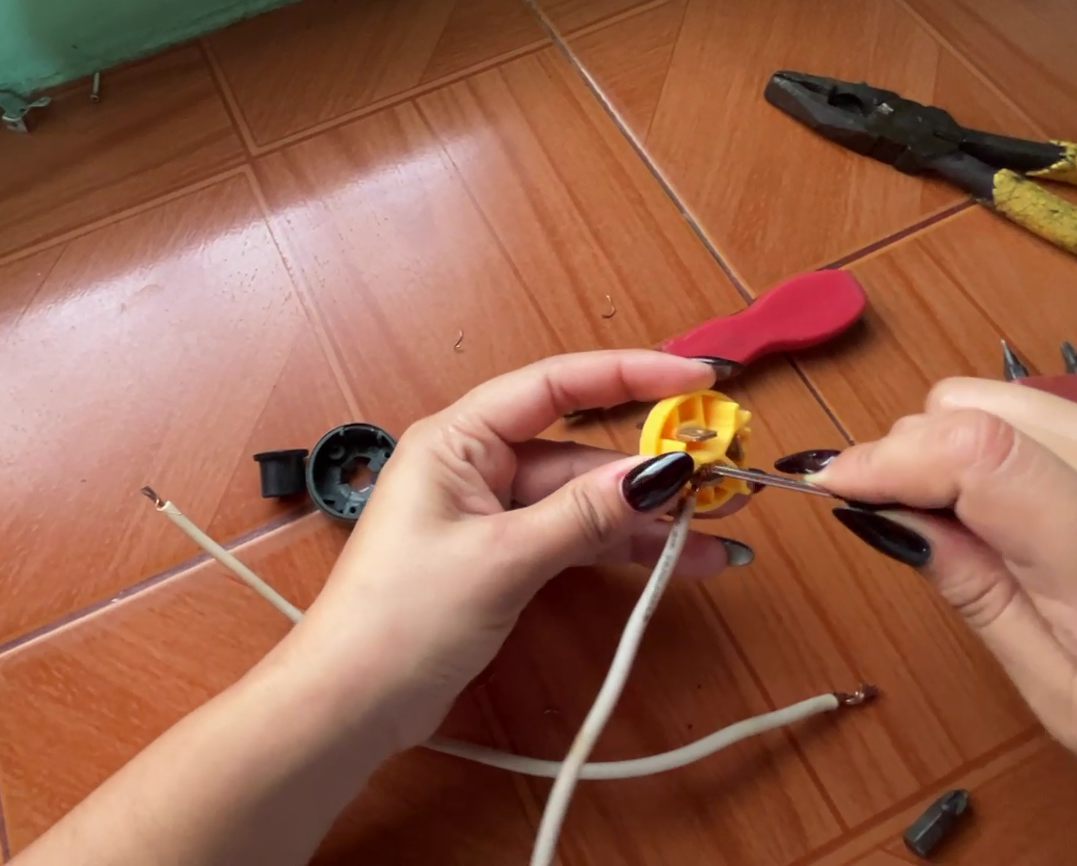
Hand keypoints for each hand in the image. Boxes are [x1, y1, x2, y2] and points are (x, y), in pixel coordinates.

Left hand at [281, 350, 754, 751]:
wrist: (353, 702)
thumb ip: (583, 514)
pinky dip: (617, 547)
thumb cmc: (406, 616)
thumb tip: (660, 473)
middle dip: (647, 465)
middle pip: (575, 449)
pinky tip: (676, 562)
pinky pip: (570, 535)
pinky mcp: (502, 552)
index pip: (553, 385)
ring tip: (719, 534)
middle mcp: (476, 462)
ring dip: (644, 517)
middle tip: (723, 476)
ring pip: (581, 498)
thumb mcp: (502, 558)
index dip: (628, 374)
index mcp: (459, 438)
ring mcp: (491, 509)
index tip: (695, 379)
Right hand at [809, 378, 1076, 863]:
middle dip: (906, 458)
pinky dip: (985, 445)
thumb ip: (972, 590)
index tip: (829, 487)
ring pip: (990, 399)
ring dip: (941, 448)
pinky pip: (1031, 410)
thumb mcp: (1071, 706)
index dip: (885, 458)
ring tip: (957, 521)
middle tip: (900, 526)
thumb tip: (878, 509)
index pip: (986, 460)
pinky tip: (1005, 506)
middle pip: (973, 413)